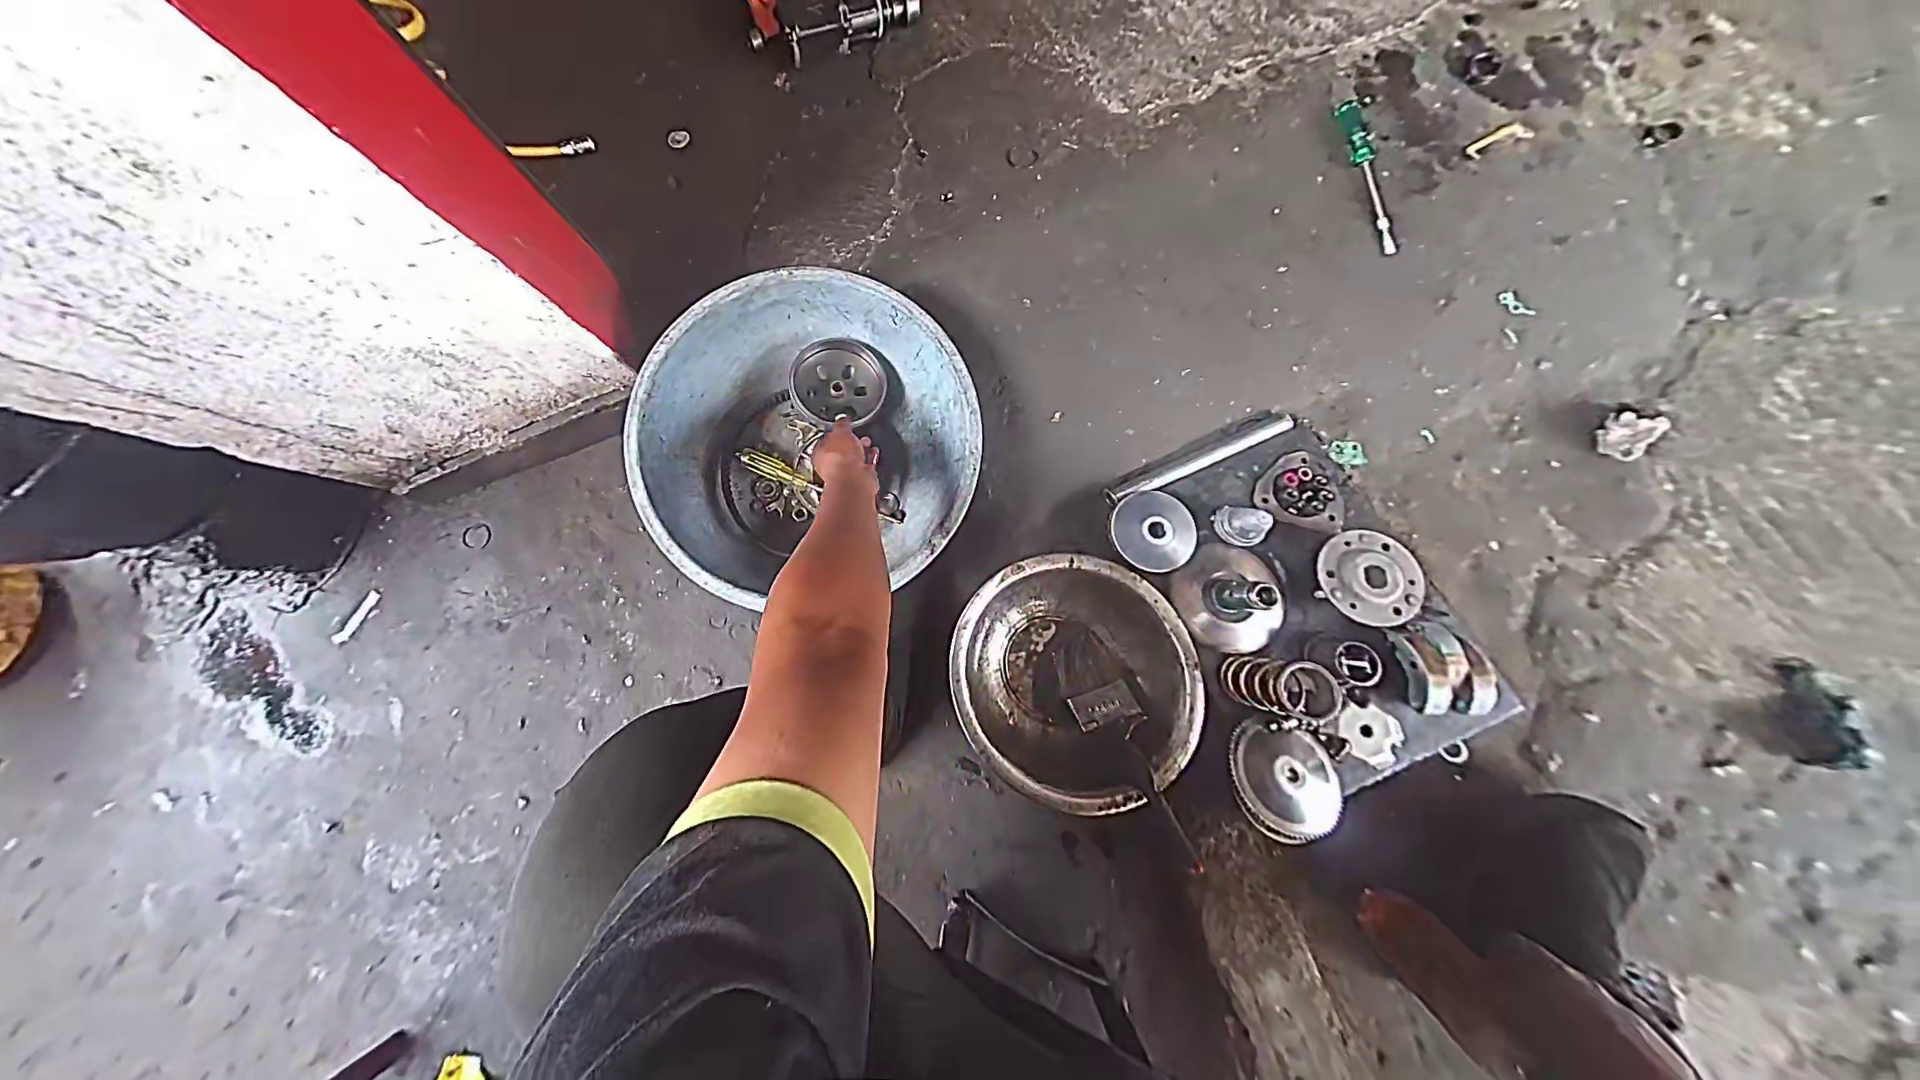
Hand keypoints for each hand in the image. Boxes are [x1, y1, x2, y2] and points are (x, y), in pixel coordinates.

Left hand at [811, 418, 877, 495]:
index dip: (836, 432)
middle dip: (851, 441)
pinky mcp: (860, 478)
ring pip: (854, 458)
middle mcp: (831, 465)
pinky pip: (865, 466)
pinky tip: (873, 453)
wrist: (855, 479)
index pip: (827, 439)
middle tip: (856, 435)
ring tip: (867, 442)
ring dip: (862, 450)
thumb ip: (842, 425)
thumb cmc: (841, 460)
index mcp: (820, 453)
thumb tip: (843, 420)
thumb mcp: (841, 432)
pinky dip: (870, 459)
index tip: (843, 427)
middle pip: (841, 450)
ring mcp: (846, 473)